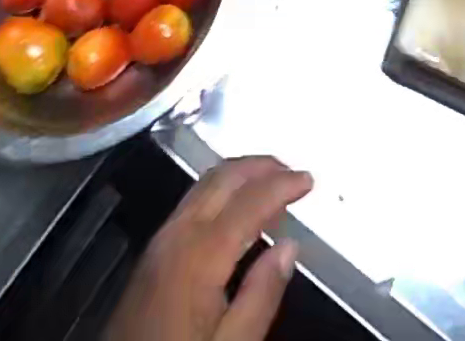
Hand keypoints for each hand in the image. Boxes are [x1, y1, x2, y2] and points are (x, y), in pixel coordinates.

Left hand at [103, 155, 313, 340]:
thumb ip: (261, 297)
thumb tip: (289, 247)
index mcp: (200, 253)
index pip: (249, 200)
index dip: (283, 184)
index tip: (309, 179)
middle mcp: (178, 232)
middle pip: (224, 177)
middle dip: (262, 166)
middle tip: (294, 171)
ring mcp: (162, 239)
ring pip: (206, 183)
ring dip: (242, 173)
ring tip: (272, 181)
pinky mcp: (154, 251)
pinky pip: (194, 199)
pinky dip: (223, 189)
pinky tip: (238, 207)